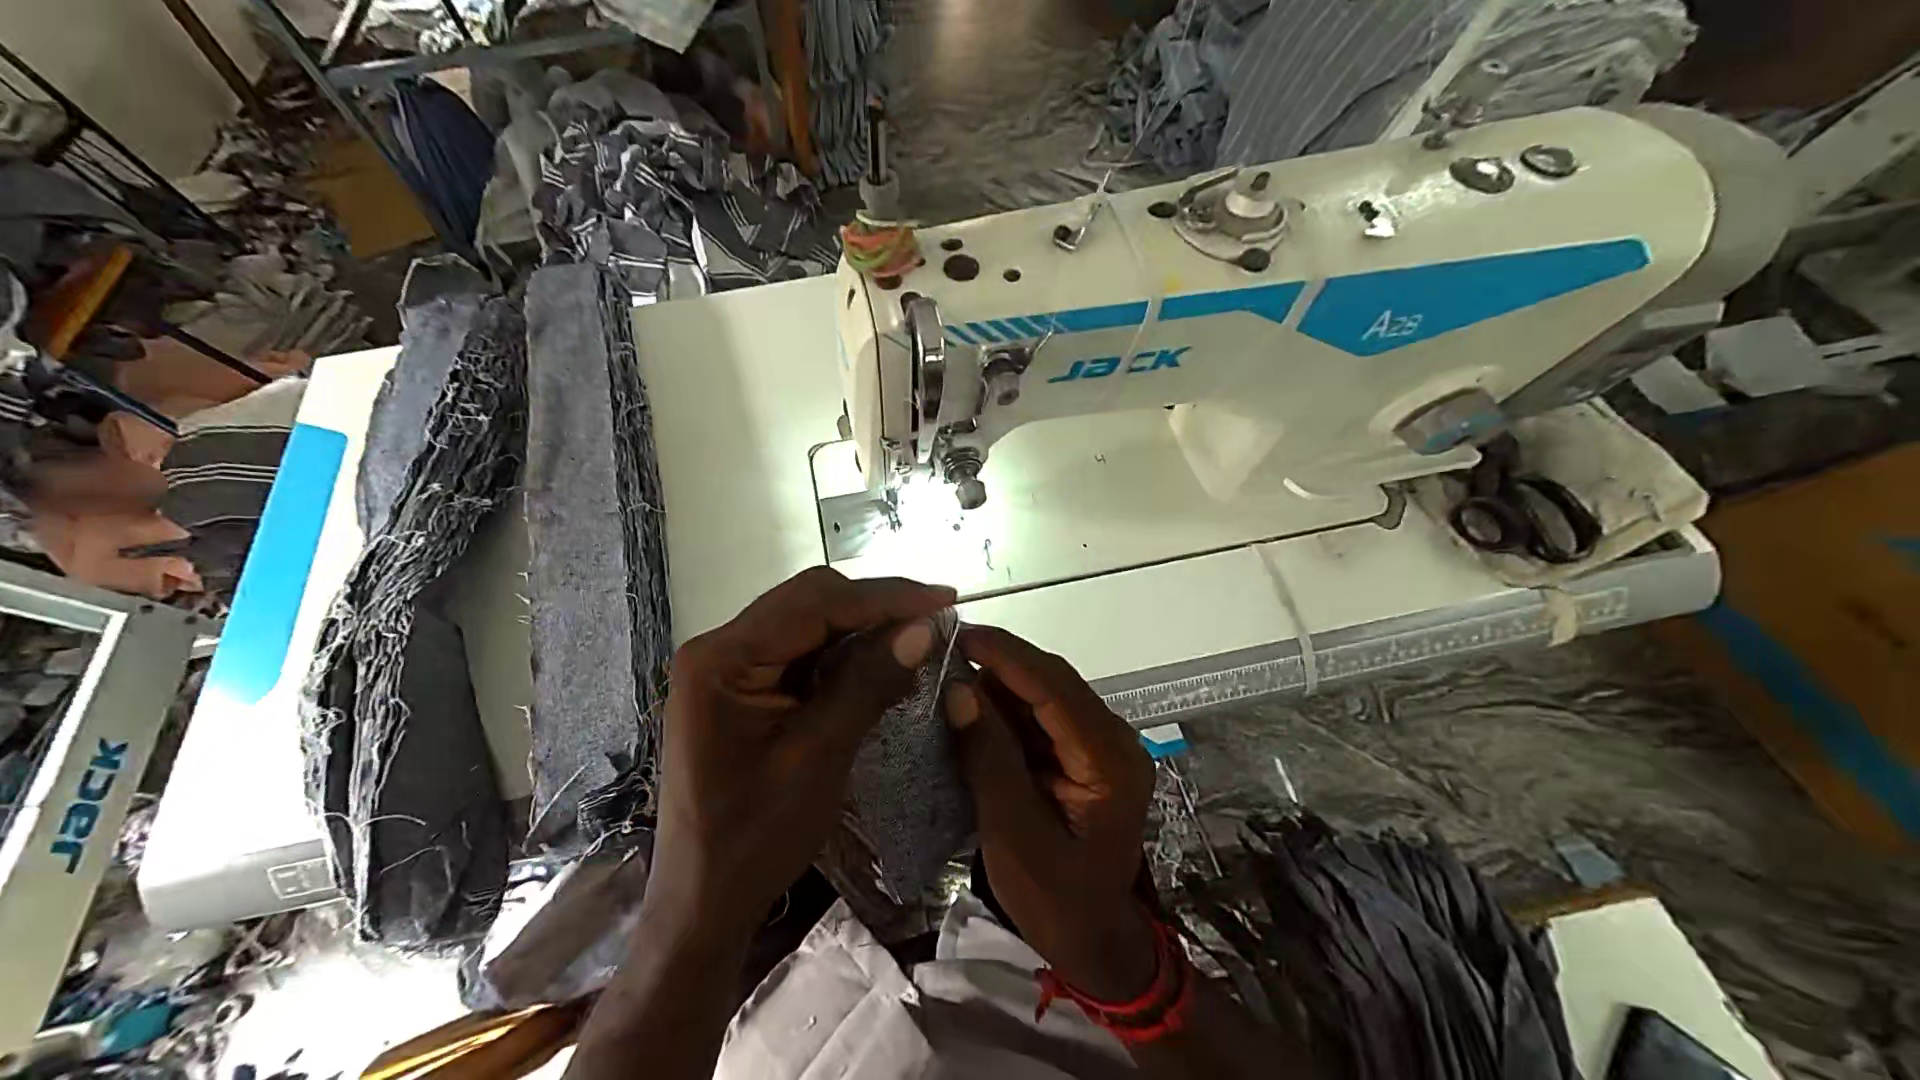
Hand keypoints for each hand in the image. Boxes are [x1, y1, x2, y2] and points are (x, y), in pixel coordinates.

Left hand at [649, 567, 952, 936]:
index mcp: (722, 658)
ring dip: (863, 628)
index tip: (942, 599)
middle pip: (809, 603)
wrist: (703, 902)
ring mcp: (728, 669)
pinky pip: (802, 654)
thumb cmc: (754, 839)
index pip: (815, 603)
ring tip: (918, 636)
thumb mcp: (818, 756)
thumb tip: (922, 627)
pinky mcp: (742, 689)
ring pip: (809, 625)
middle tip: (934, 618)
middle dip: (875, 606)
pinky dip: (845, 655)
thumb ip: (867, 682)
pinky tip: (882, 663)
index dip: (884, 597)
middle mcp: (719, 649)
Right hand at [946, 626, 1158, 1000]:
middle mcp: (1114, 740)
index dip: (1006, 656)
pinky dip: (1005, 706)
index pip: (1055, 690)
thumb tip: (959, 689)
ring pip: (1045, 691)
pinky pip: (1041, 714)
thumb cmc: (1055, 901)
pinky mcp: (1083, 752)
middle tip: (943, 651)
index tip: (958, 635)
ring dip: (998, 682)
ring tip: (948, 676)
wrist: (1092, 941)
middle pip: (1053, 682)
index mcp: (1109, 762)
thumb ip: (989, 758)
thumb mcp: (1014, 835)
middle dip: (999, 663)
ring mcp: (1101, 744)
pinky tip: (972, 706)